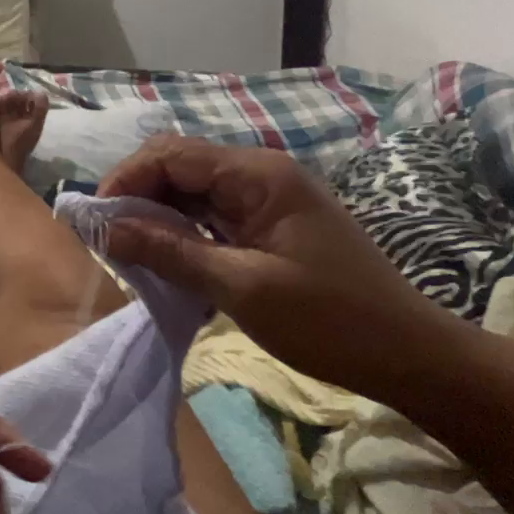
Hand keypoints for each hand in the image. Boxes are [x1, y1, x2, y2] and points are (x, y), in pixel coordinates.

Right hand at [100, 135, 456, 396]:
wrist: (416, 359)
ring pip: (188, 189)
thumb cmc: (332, 321)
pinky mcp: (267, 222)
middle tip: (109, 236)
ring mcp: (264, 197)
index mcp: (257, 174)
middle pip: (176, 165)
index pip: (169, 155)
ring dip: (156, 214)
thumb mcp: (242, 288)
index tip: (97, 219)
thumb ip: (170, 251)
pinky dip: (180, 230)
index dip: (126, 180)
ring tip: (130, 250)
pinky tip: (167, 258)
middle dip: (136, 195)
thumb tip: (103, 228)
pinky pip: (208, 212)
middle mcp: (258, 173)